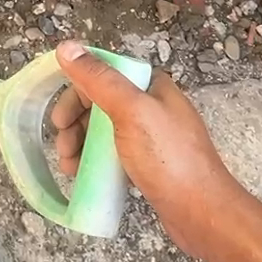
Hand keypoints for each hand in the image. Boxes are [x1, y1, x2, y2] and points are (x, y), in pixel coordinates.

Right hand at [51, 42, 244, 233]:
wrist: (201, 214)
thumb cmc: (168, 159)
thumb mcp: (130, 111)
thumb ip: (98, 78)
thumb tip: (66, 47)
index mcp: (150, 86)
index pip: (101, 74)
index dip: (75, 93)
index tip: (59, 118)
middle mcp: (149, 105)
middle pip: (97, 103)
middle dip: (74, 123)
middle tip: (62, 146)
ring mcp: (148, 135)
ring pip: (101, 130)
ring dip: (79, 144)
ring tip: (69, 166)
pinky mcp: (146, 162)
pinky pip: (110, 153)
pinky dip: (92, 160)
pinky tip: (82, 174)